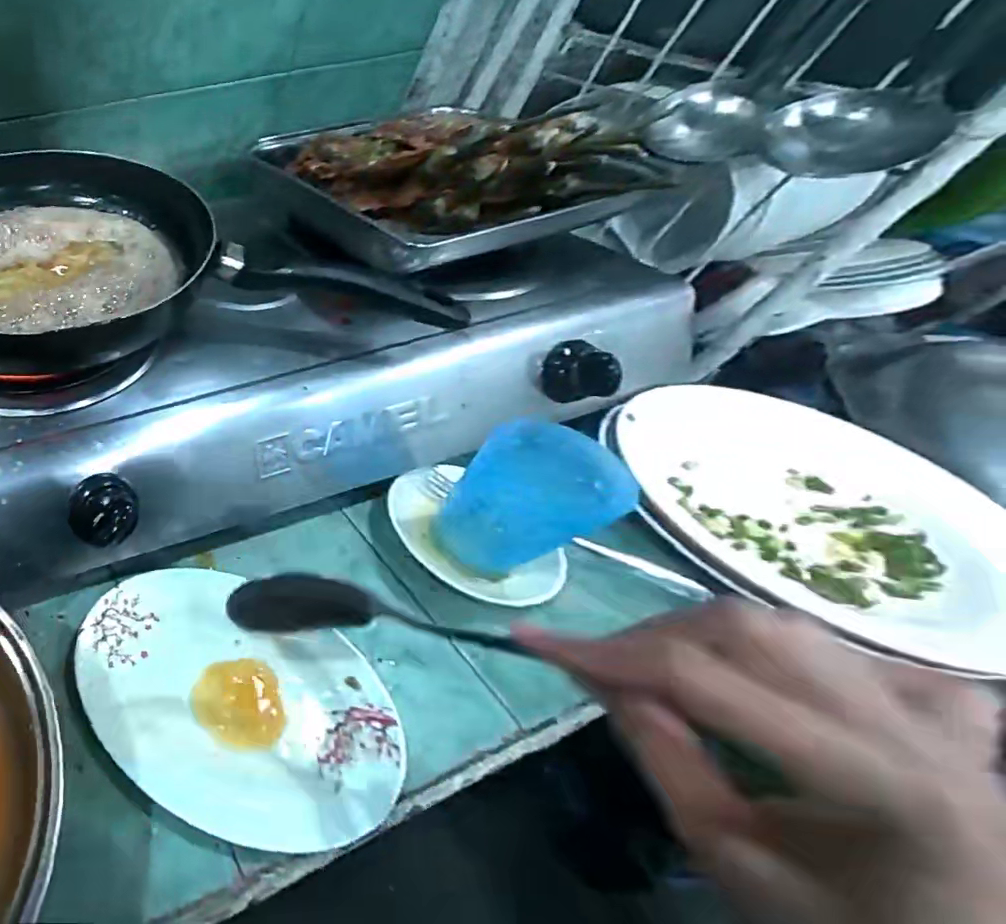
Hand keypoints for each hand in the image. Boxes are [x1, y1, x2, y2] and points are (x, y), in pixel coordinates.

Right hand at [516, 600, 1005, 923]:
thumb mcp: (730, 855)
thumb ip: (665, 759)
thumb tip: (607, 680)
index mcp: (869, 777)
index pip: (699, 676)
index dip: (603, 651)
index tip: (528, 639)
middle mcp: (914, 727)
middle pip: (746, 628)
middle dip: (651, 638)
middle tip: (606, 669)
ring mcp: (943, 714)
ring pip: (788, 625)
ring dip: (705, 637)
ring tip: (671, 675)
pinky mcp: (952, 714)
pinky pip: (854, 653)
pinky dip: (790, 656)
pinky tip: (777, 687)